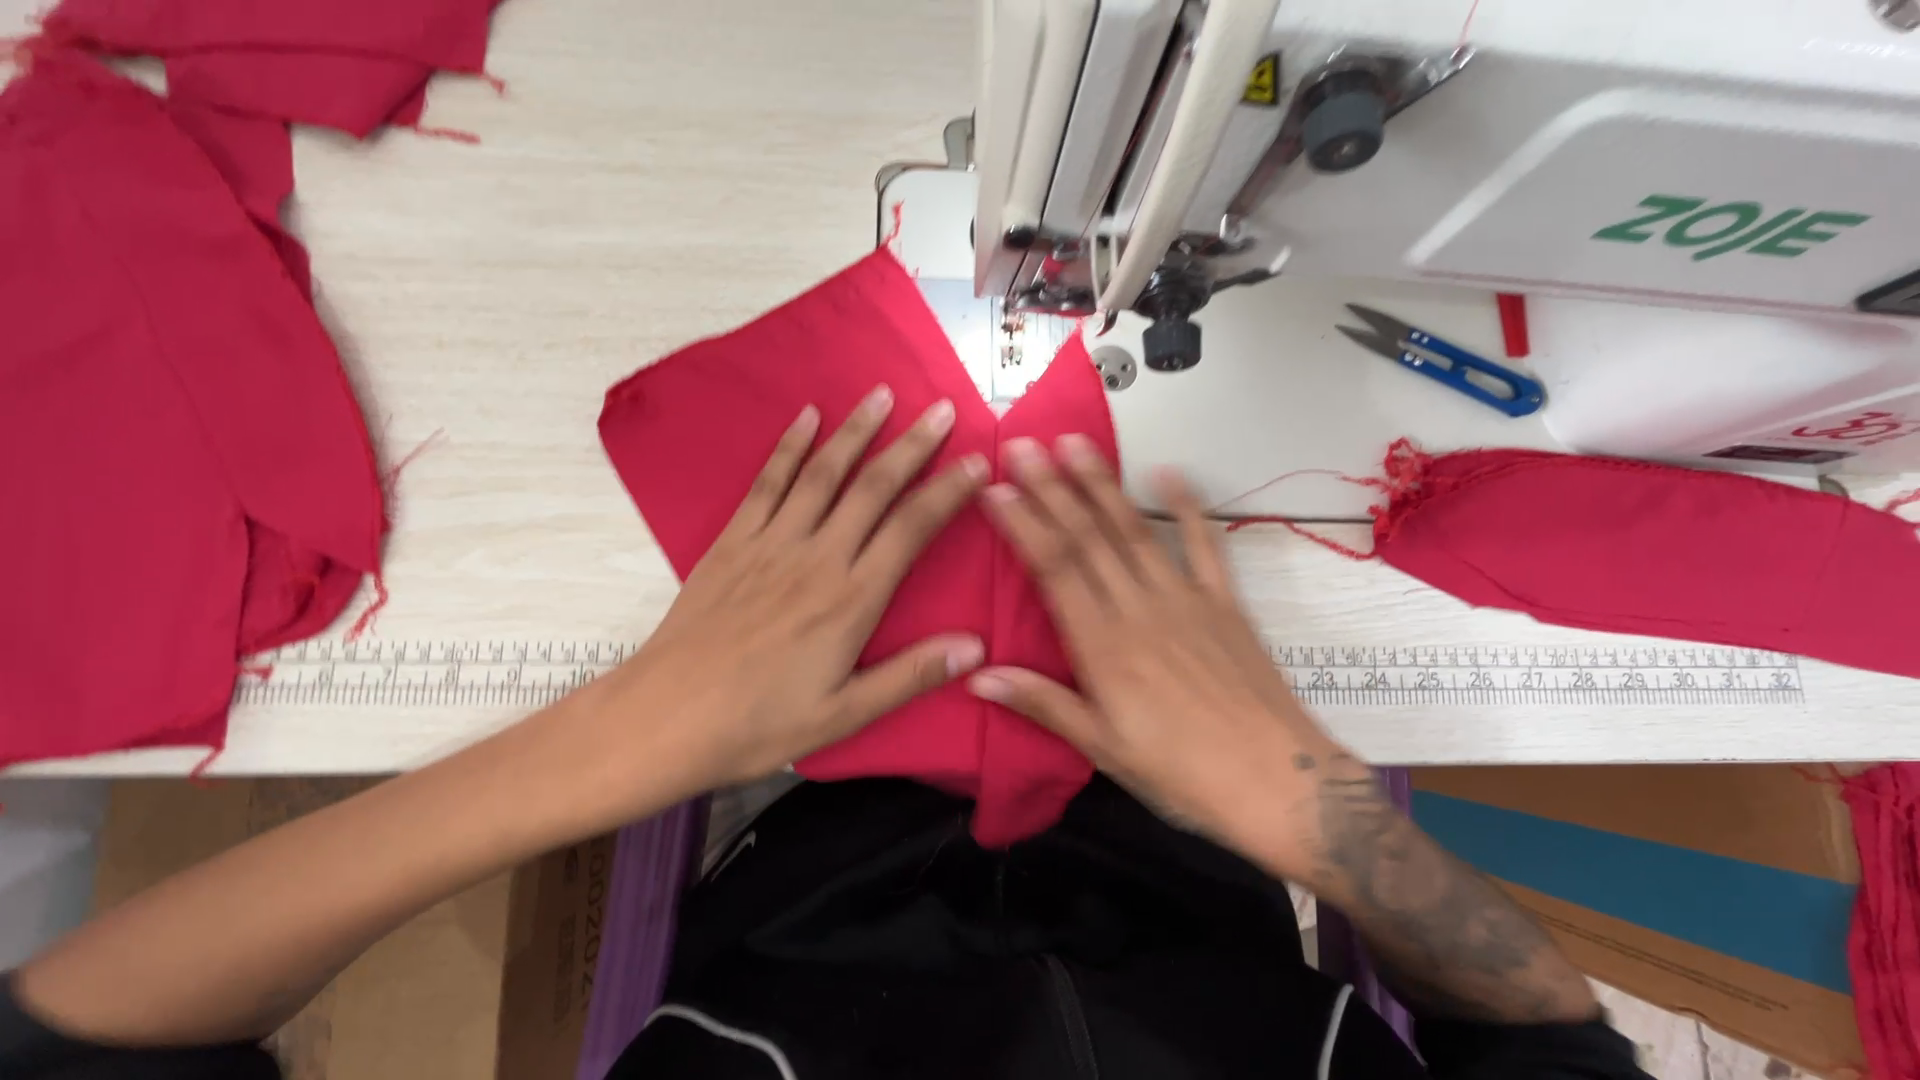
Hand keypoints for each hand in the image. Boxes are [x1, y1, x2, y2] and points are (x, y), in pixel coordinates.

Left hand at [591, 385, 987, 793]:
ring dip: (856, 430)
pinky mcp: (733, 541)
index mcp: (852, 599)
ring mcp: (771, 543)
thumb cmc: (761, 722)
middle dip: (912, 445)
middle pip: (874, 488)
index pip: (912, 529)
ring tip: (882, 394)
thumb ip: (911, 675)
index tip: (977, 462)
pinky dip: (789, 446)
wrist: (668, 717)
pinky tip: (807, 417)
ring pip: (823, 473)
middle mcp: (817, 558)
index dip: (948, 492)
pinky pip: (767, 482)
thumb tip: (976, 648)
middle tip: (942, 409)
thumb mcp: (845, 714)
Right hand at [967, 435, 1345, 875]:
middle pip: (1088, 538)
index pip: (1054, 568)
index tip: (996, 488)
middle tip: (1023, 445)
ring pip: (1134, 531)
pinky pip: (1204, 546)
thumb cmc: (1180, 773)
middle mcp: (1139, 609)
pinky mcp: (1225, 604)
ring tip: (1076, 444)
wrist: (1276, 782)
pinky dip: (1187, 508)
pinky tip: (1170, 473)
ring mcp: (1185, 600)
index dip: (1023, 524)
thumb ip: (1042, 703)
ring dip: (1102, 484)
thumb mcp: (1102, 748)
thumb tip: (977, 673)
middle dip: (1051, 488)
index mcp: (1103, 645)